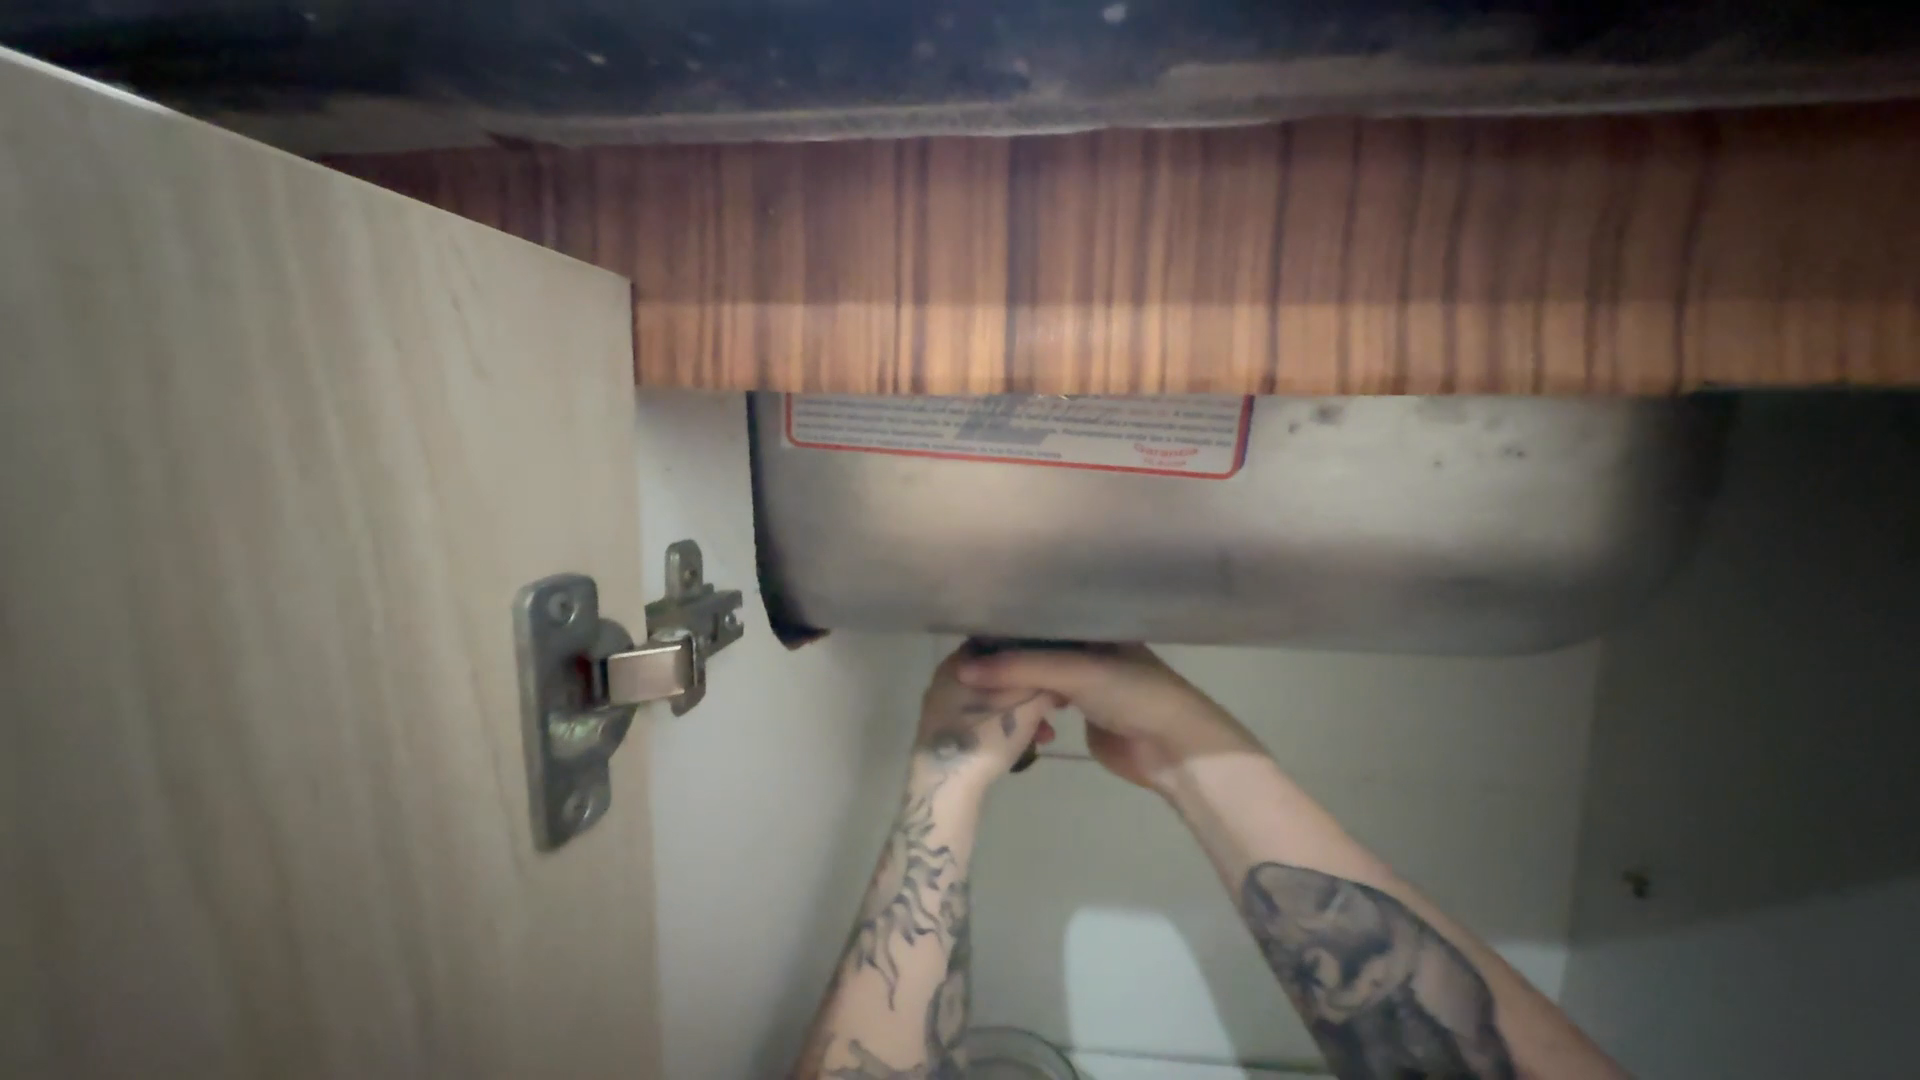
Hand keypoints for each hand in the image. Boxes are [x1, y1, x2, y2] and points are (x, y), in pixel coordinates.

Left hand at [912, 646, 1060, 793]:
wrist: (947, 784)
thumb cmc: (987, 734)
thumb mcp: (1028, 703)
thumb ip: (1045, 684)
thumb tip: (1057, 681)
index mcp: (959, 662)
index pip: (998, 643)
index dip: (1029, 654)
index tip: (1052, 669)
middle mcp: (946, 680)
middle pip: (999, 677)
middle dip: (1030, 692)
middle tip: (1054, 708)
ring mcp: (942, 709)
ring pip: (992, 702)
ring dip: (1021, 714)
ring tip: (1045, 736)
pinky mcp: (945, 735)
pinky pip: (982, 721)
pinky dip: (1004, 728)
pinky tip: (1024, 746)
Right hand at [957, 644, 1259, 794]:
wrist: (1173, 748)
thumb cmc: (1131, 693)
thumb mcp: (1073, 671)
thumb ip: (1019, 668)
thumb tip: (961, 671)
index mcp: (1088, 622)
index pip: (1035, 617)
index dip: (1002, 627)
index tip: (966, 639)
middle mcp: (1084, 644)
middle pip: (1032, 648)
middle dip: (1003, 662)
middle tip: (963, 670)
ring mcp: (1083, 678)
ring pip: (1035, 677)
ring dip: (1014, 689)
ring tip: (978, 694)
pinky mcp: (1081, 708)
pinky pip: (1042, 703)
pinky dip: (1027, 710)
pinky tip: (1010, 718)